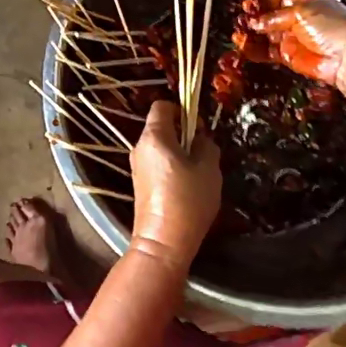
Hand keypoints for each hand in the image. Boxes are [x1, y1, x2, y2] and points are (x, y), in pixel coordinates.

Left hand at [130, 102, 220, 265]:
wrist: (163, 240)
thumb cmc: (188, 200)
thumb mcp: (209, 169)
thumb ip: (206, 145)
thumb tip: (200, 137)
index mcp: (154, 136)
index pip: (161, 106)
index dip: (181, 108)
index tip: (199, 124)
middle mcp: (140, 146)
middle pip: (159, 125)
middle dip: (182, 131)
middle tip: (203, 148)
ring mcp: (136, 164)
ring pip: (158, 145)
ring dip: (177, 150)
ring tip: (199, 169)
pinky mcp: (139, 181)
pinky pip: (155, 161)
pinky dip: (170, 164)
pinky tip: (187, 183)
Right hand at [245, 0, 345, 92]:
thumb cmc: (333, 27)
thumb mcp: (301, 12)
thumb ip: (274, 16)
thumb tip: (255, 21)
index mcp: (307, 2)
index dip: (262, 1)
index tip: (246, 5)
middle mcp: (300, 19)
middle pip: (269, 17)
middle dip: (253, 18)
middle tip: (239, 21)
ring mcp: (294, 38)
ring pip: (266, 35)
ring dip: (251, 35)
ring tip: (237, 35)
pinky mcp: (290, 56)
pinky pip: (267, 51)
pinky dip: (254, 50)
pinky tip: (243, 47)